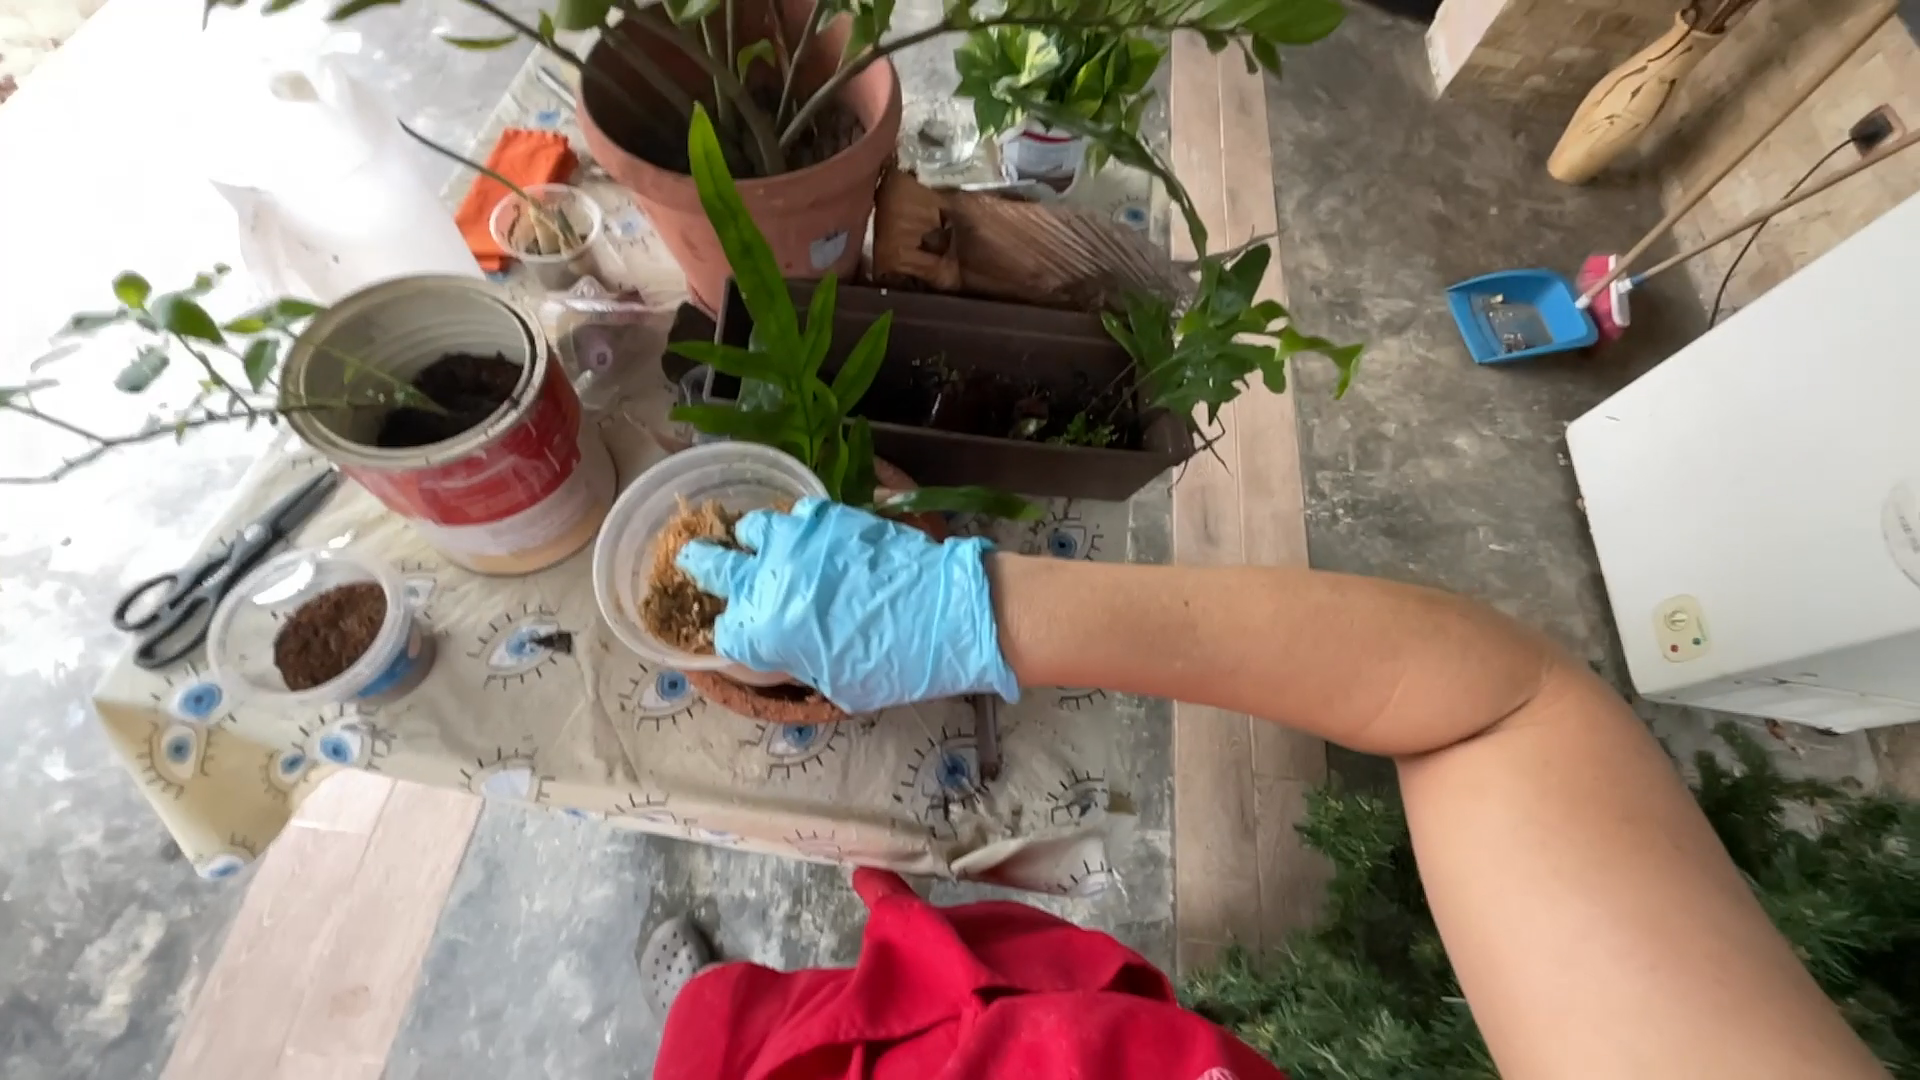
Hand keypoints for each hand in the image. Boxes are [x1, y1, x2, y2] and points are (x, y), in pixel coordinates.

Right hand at [674, 498, 1019, 712]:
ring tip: (770, 546)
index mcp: (766, 632)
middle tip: (702, 563)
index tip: (746, 633)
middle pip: (710, 565)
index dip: (734, 633)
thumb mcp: (837, 684)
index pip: (723, 630)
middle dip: (704, 566)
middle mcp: (769, 581)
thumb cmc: (896, 664)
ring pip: (751, 526)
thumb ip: (797, 661)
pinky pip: (798, 512)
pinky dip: (799, 525)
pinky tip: (814, 537)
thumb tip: (787, 647)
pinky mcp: (831, 515)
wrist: (948, 614)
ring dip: (756, 539)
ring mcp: (798, 541)